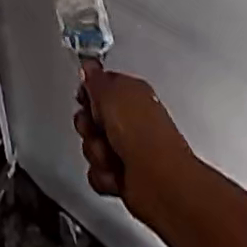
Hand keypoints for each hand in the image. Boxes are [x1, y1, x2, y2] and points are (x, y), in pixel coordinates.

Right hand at [74, 60, 197, 221]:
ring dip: (96, 150)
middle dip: (88, 125)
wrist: (159, 180)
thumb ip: (95, 77)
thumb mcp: (110, 91)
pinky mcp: (124, 177)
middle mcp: (132, 123)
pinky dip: (103, 174)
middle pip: (89, 117)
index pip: (100, 88)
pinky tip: (117, 172)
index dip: (89, 94)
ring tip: (113, 154)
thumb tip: (89, 67)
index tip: (88, 99)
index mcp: (134, 96)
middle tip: (100, 128)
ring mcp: (128, 151)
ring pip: (90, 145)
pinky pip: (96, 172)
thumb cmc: (143, 133)